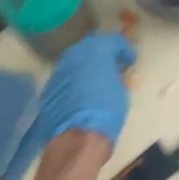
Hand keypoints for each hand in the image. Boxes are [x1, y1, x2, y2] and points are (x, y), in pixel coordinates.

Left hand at [33, 31, 136, 147]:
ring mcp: (59, 71)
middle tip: (112, 66)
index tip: (129, 61)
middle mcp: (75, 54)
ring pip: (75, 61)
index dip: (123, 49)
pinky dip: (75, 80)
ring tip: (96, 80)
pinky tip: (81, 93)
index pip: (112, 41)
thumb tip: (115, 72)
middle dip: (102, 54)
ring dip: (86, 67)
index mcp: (97, 50)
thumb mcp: (121, 90)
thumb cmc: (106, 112)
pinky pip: (66, 77)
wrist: (76, 138)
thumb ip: (117, 74)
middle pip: (90, 47)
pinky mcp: (49, 88)